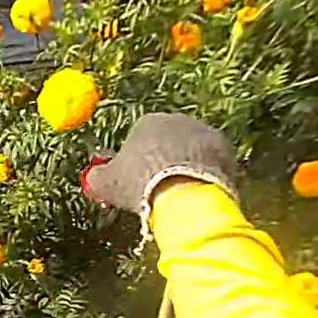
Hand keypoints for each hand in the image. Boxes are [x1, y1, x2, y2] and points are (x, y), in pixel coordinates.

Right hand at [83, 113, 240, 216]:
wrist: (183, 191)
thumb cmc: (139, 184)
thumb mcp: (107, 183)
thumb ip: (96, 177)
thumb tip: (91, 176)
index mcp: (148, 122)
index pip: (139, 139)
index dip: (136, 163)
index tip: (135, 183)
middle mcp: (178, 120)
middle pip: (168, 143)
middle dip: (163, 163)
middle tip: (157, 191)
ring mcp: (205, 132)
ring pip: (191, 153)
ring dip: (186, 169)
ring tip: (179, 196)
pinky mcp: (226, 150)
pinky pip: (211, 164)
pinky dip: (205, 177)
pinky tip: (197, 196)